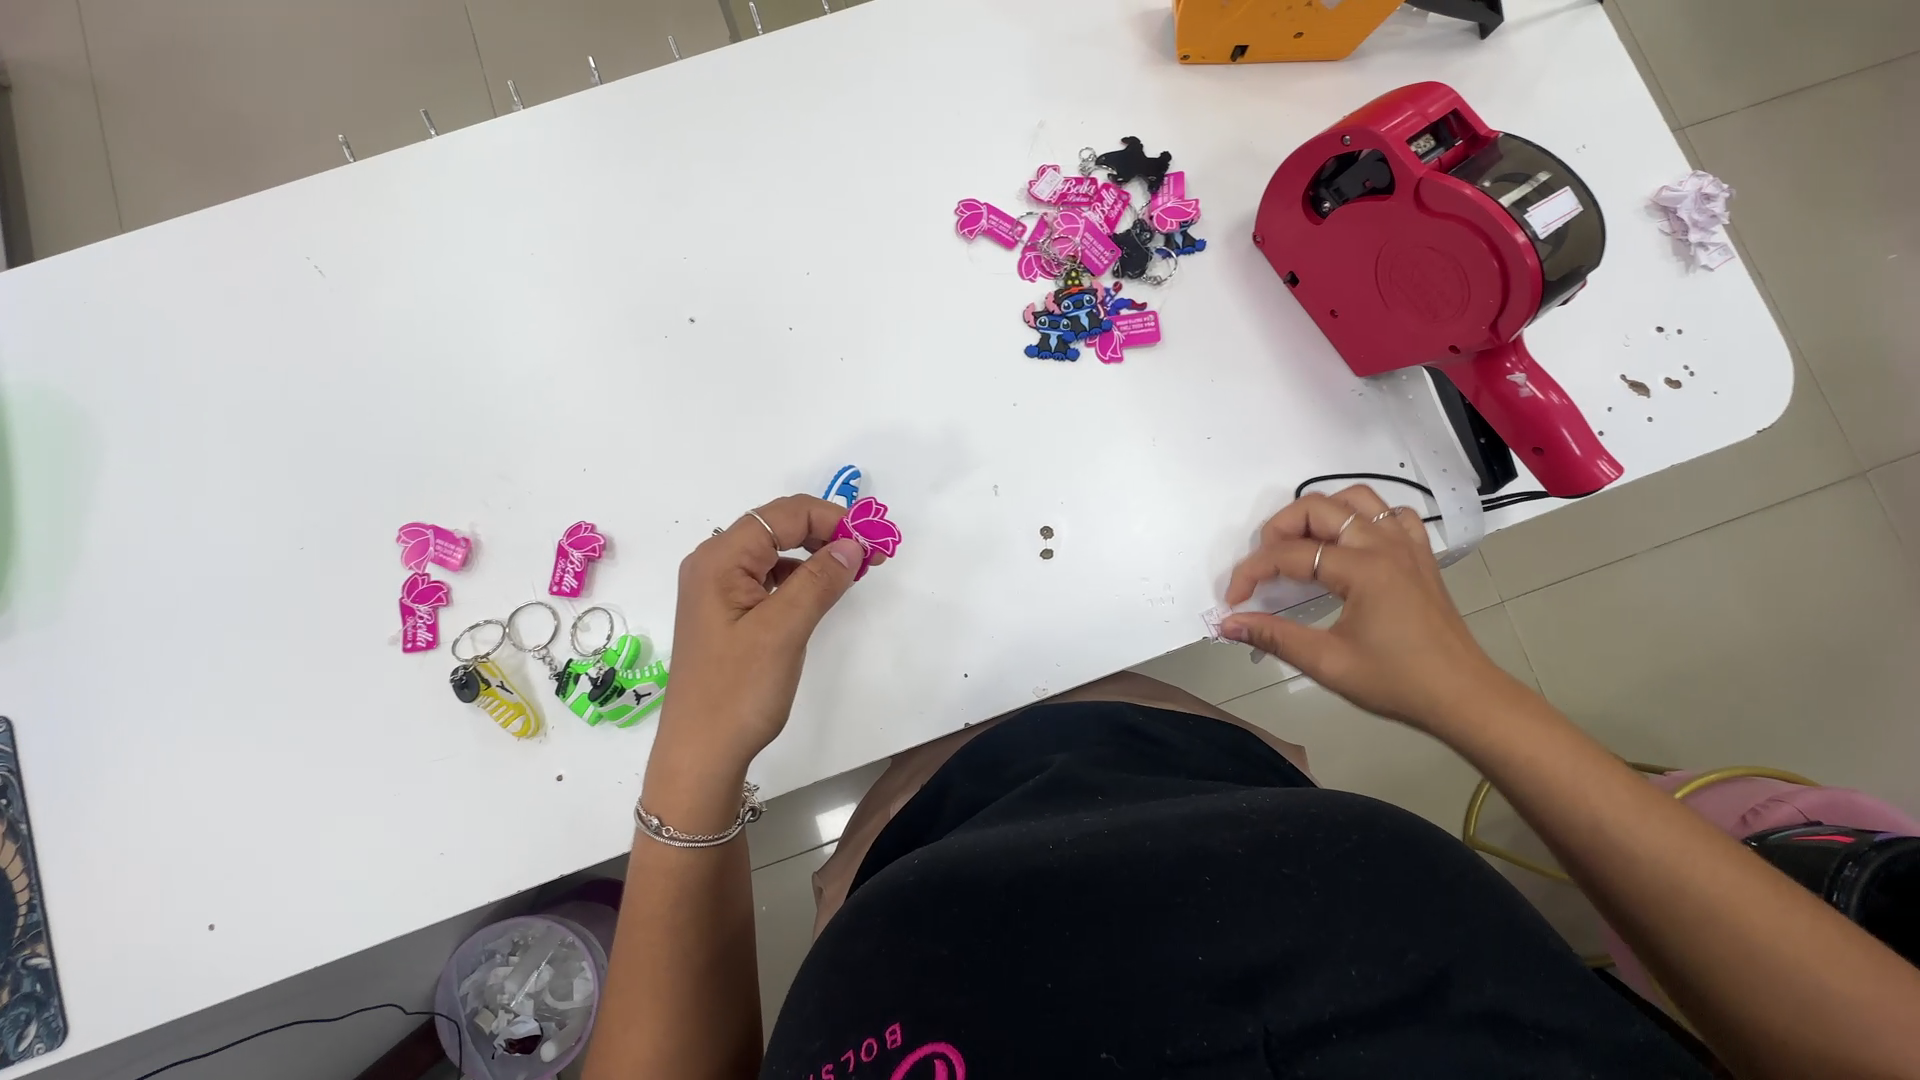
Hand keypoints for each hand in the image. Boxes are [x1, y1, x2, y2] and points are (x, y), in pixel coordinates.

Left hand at [657, 495, 869, 770]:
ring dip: (816, 553)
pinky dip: (801, 577)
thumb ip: (819, 580)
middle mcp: (714, 564)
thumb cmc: (738, 690)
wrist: (701, 752)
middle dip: (827, 532)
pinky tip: (823, 592)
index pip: (783, 514)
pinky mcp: (728, 612)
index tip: (874, 541)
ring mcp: (719, 589)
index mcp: (720, 558)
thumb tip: (853, 544)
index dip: (832, 518)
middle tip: (871, 554)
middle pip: (778, 527)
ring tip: (854, 571)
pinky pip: (770, 577)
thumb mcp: (784, 630)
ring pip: (776, 551)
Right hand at [1220, 487, 1517, 732]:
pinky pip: (1391, 516)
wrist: (1463, 696)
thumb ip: (1273, 637)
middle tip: (1264, 565)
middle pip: (1318, 507)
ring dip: (1320, 515)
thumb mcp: (1327, 663)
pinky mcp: (1420, 556)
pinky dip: (1364, 519)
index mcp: (1363, 569)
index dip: (1251, 572)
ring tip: (1301, 546)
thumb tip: (1227, 623)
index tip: (1233, 600)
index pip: (1289, 554)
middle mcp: (1384, 545)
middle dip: (1279, 529)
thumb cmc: (1396, 682)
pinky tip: (1350, 546)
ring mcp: (1407, 546)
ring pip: (1355, 500)